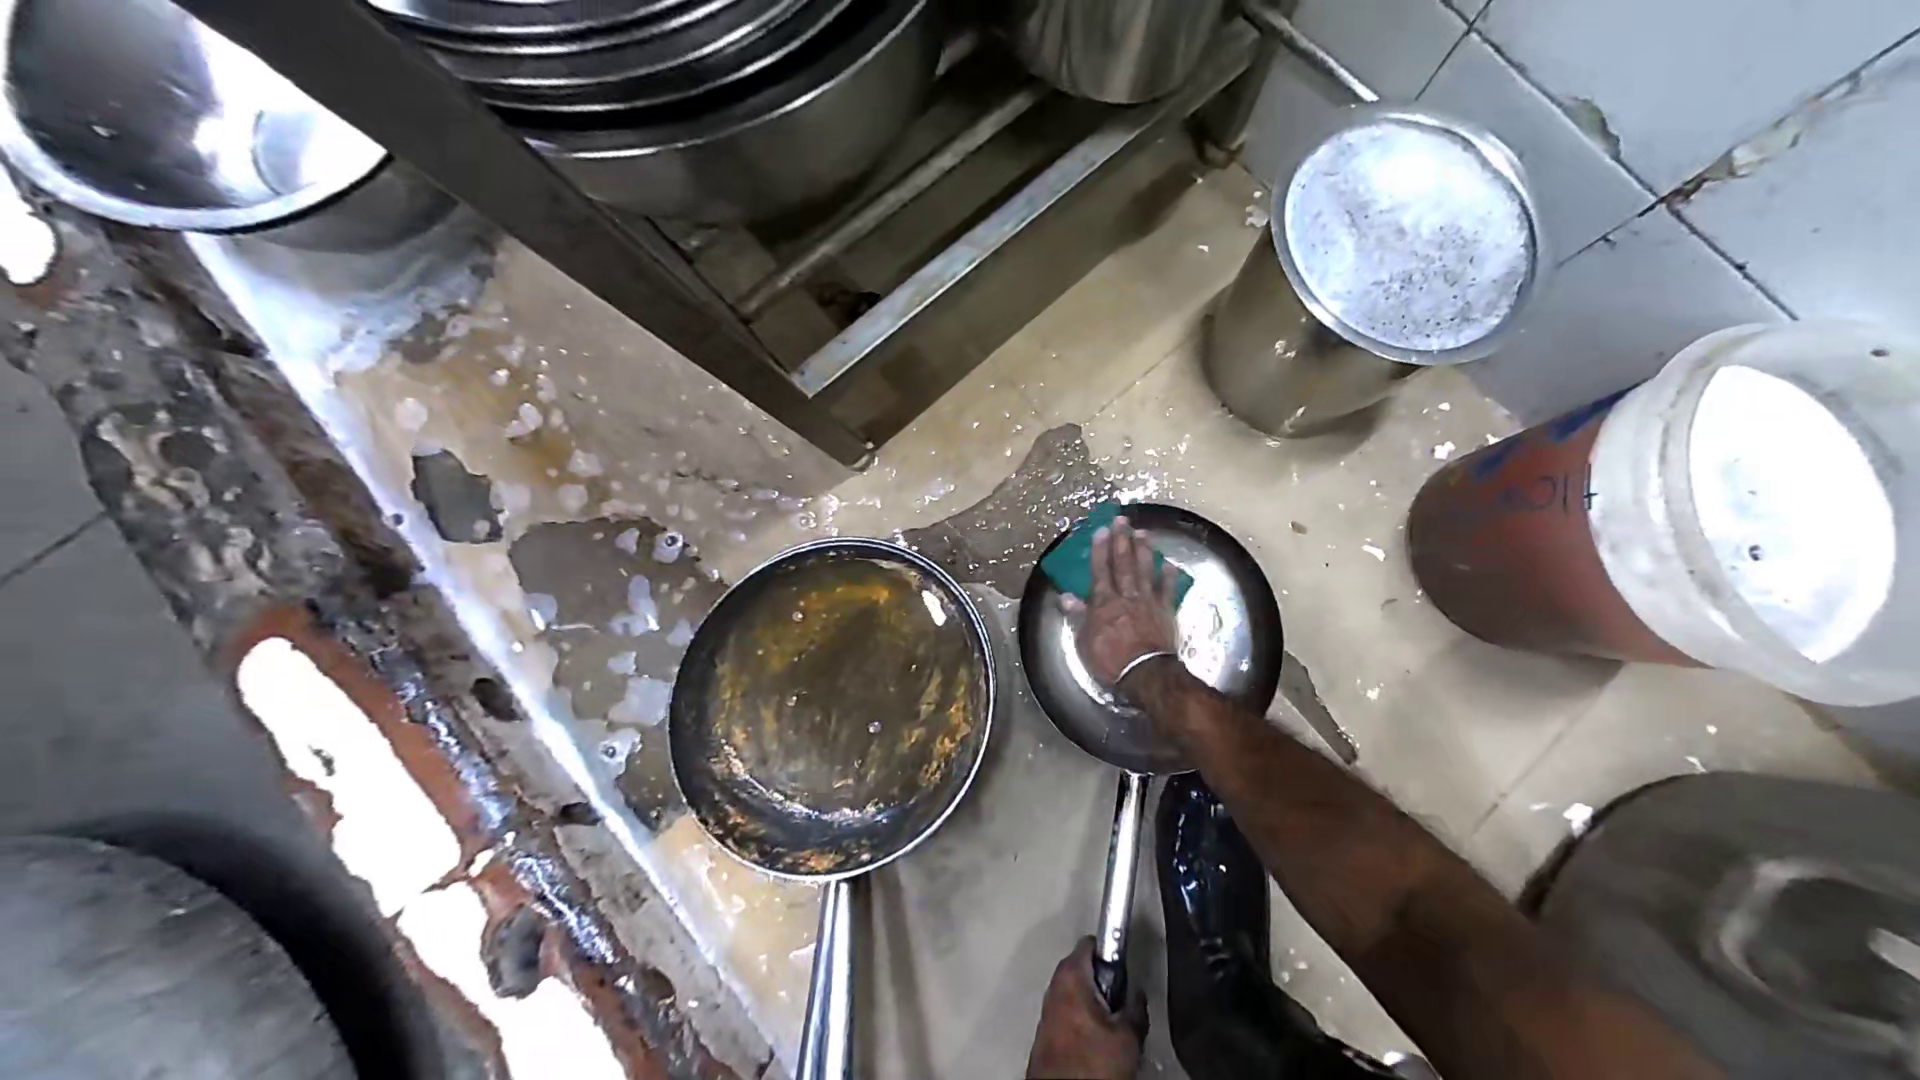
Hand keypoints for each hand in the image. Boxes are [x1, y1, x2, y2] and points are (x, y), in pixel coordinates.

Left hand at [1026, 938, 1145, 1079]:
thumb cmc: (1092, 1066)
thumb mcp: (1127, 1037)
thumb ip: (1136, 1007)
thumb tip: (1137, 994)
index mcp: (1071, 975)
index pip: (1092, 942)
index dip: (1112, 949)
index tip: (1126, 963)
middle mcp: (1055, 984)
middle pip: (1085, 966)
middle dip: (1105, 979)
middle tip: (1123, 1000)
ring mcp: (1048, 1006)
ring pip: (1077, 989)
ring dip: (1095, 999)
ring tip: (1112, 1024)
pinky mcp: (1047, 1027)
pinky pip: (1069, 1008)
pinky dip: (1084, 1015)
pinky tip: (1097, 1037)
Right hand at [1062, 517, 1178, 695]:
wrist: (1145, 674)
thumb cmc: (1110, 660)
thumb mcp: (1084, 641)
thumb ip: (1078, 616)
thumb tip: (1066, 596)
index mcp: (1104, 603)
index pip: (1100, 570)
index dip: (1100, 550)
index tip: (1101, 531)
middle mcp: (1126, 596)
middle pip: (1123, 564)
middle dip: (1122, 540)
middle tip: (1122, 520)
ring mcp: (1148, 602)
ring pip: (1145, 570)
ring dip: (1144, 550)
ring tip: (1143, 533)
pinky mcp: (1166, 611)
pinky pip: (1168, 590)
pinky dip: (1169, 576)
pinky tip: (1169, 564)